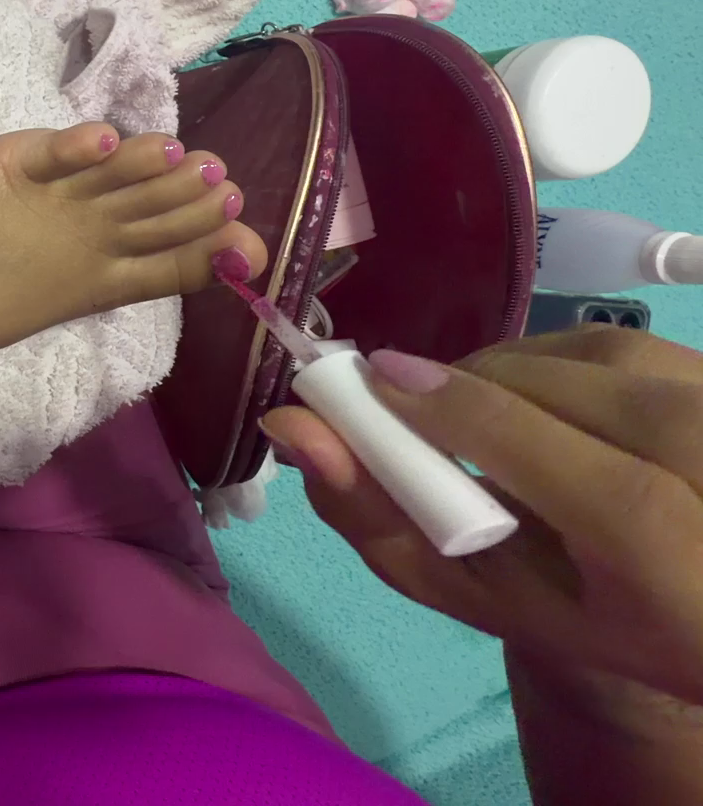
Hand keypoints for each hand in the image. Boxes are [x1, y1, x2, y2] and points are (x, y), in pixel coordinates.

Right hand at [261, 326, 702, 705]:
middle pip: (634, 414)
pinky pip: (635, 345)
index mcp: (698, 602)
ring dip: (521, 366)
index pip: (622, 503)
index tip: (379, 379)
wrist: (700, 601)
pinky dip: (560, 353)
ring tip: (476, 404)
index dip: (490, 426)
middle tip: (412, 396)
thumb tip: (289, 424)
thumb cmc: (560, 605)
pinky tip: (536, 393)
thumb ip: (367, 511)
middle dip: (494, 386)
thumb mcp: (456, 584)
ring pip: (630, 362)